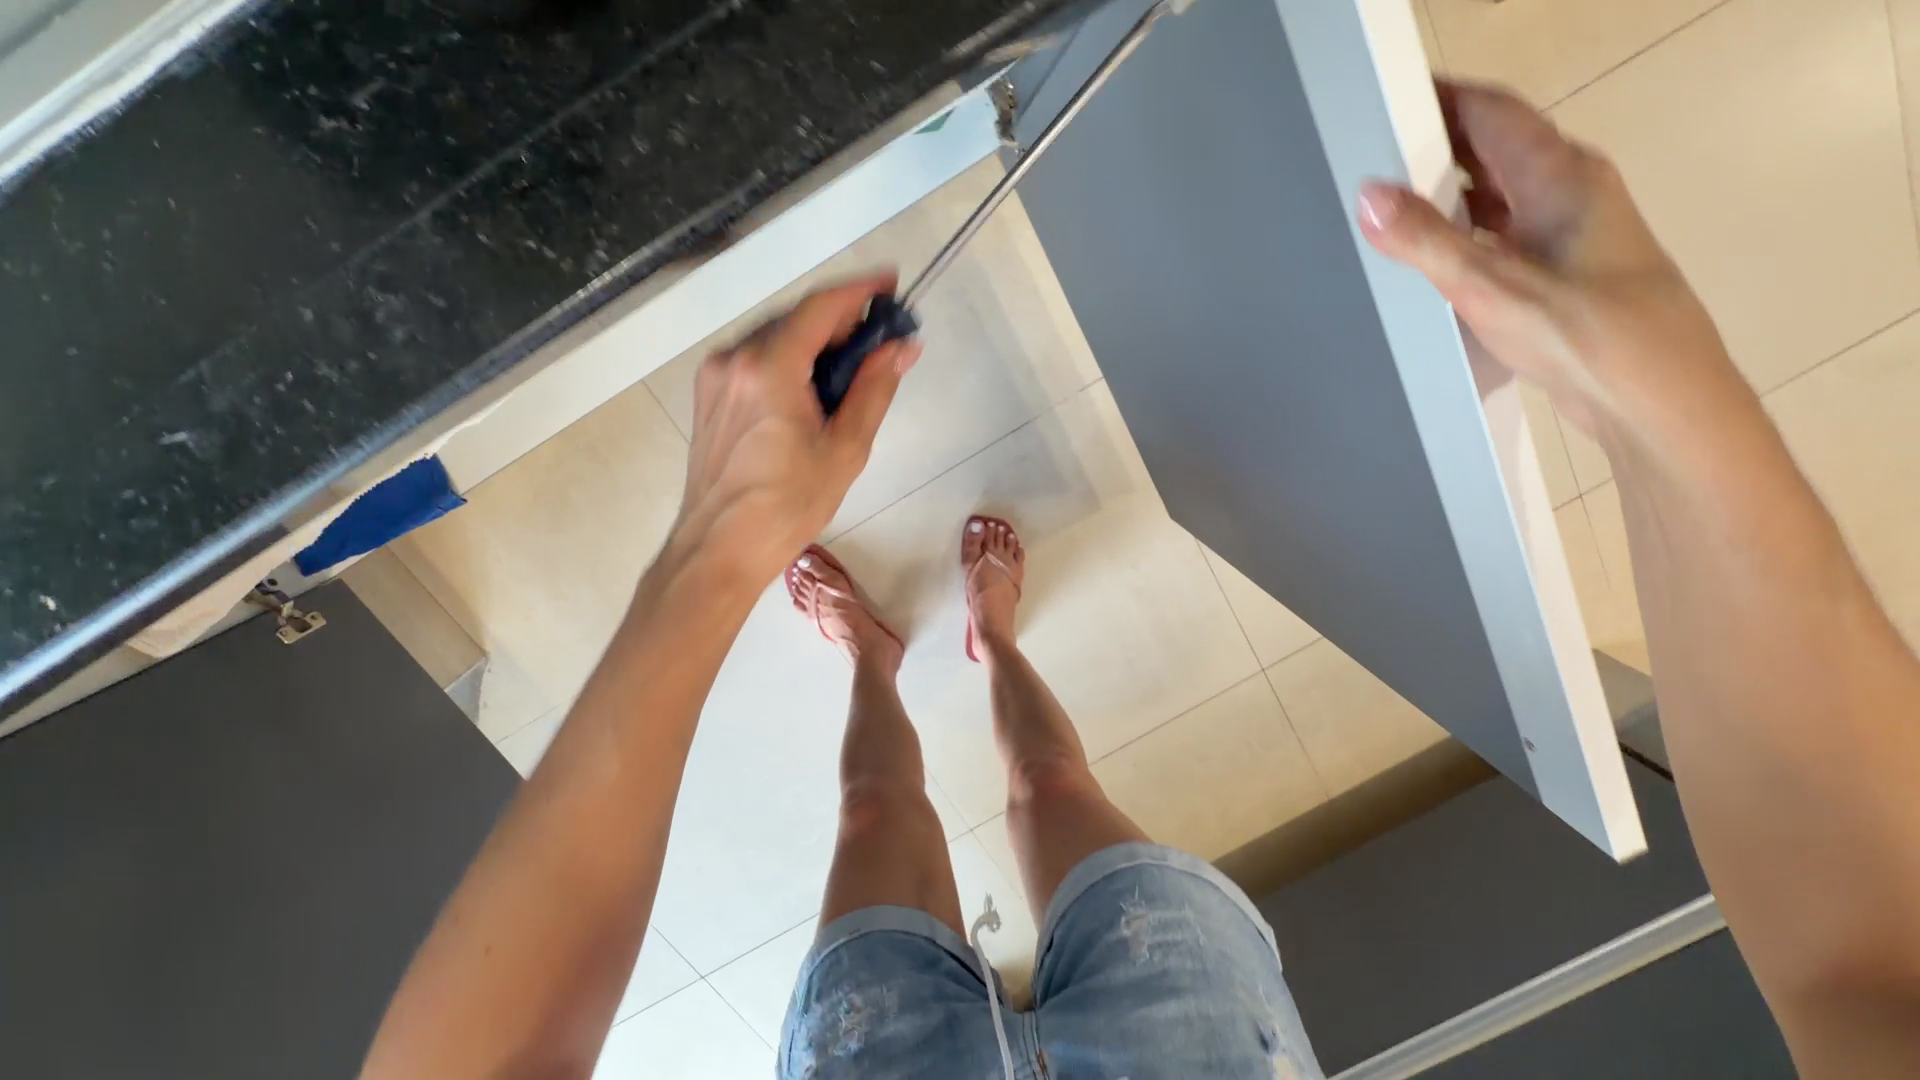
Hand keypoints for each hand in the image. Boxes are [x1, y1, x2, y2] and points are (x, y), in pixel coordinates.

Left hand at [670, 273, 922, 582]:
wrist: (718, 549)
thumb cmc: (787, 506)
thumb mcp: (845, 449)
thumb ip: (874, 390)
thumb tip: (901, 348)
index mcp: (769, 367)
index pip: (820, 307)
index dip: (860, 290)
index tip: (893, 284)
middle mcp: (735, 358)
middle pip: (797, 319)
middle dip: (841, 323)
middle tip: (880, 343)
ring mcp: (716, 375)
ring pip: (776, 338)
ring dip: (816, 344)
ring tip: (850, 374)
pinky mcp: (709, 395)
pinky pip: (757, 360)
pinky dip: (790, 362)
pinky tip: (812, 392)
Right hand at [1357, 81, 1743, 446]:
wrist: (1654, 399)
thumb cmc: (1583, 333)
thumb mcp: (1492, 286)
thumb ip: (1427, 240)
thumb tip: (1369, 193)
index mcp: (1560, 176)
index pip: (1492, 111)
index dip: (1440, 96)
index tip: (1384, 96)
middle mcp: (1567, 191)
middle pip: (1493, 147)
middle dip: (1434, 142)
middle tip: (1369, 152)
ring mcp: (1566, 232)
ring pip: (1496, 191)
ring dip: (1446, 190)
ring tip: (1385, 201)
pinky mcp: (1559, 270)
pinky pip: (1499, 230)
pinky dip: (1461, 230)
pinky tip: (1429, 254)